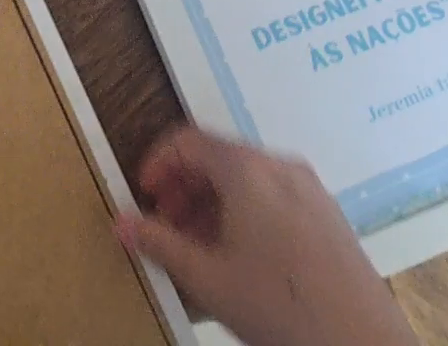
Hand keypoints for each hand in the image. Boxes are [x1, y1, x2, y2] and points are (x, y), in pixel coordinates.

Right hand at [116, 127, 417, 345]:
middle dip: (183, 185)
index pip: (186, 140)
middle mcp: (279, 166)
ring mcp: (309, 188)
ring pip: (245, 177)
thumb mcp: (206, 278)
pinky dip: (244, 208)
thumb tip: (118, 221)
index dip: (157, 163)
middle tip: (167, 222)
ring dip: (211, 199)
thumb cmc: (279, 307)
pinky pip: (272, 193)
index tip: (144, 196)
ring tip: (199, 244)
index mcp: (247, 170)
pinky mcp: (329, 214)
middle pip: (216, 156)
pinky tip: (241, 254)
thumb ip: (157, 242)